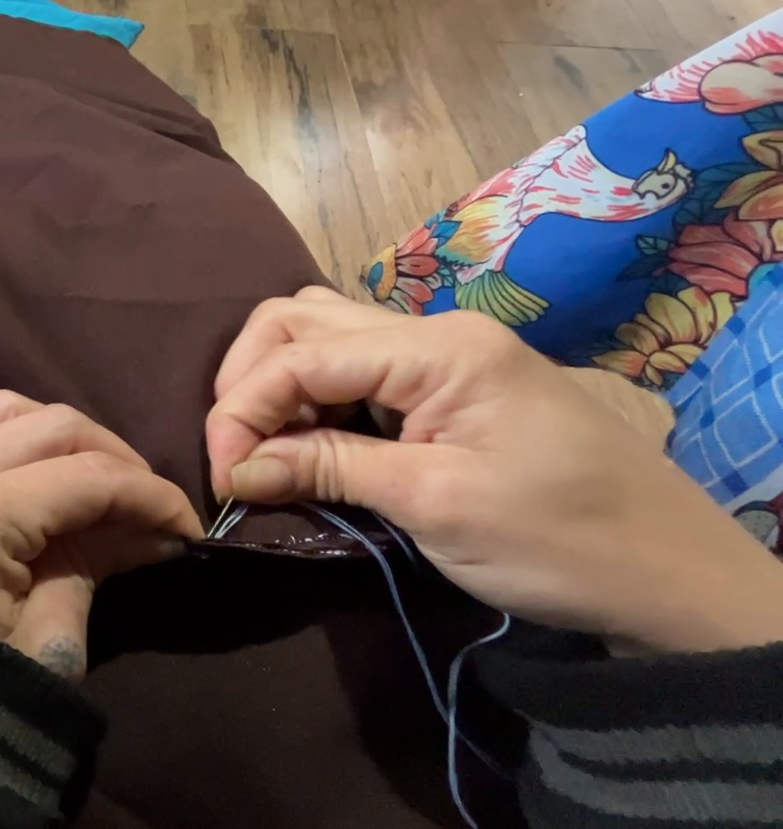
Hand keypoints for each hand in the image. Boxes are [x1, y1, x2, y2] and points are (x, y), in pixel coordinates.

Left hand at [0, 391, 201, 678]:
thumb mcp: (50, 635)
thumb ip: (99, 561)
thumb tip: (156, 529)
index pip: (86, 476)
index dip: (151, 495)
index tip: (189, 528)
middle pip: (52, 426)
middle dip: (117, 457)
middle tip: (152, 506)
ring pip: (12, 411)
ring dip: (68, 436)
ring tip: (106, 481)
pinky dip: (26, 437)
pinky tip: (54, 472)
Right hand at [206, 287, 782, 654]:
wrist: (681, 585)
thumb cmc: (563, 543)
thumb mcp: (432, 505)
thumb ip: (323, 468)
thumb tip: (233, 470)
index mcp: (439, 348)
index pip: (300, 355)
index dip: (243, 409)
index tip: (224, 474)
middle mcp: (431, 330)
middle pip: (296, 320)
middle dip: (248, 381)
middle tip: (238, 449)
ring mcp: (436, 351)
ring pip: (315, 332)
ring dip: (272, 379)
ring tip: (265, 439)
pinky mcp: (437, 381)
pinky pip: (344, 364)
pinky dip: (305, 394)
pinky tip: (303, 436)